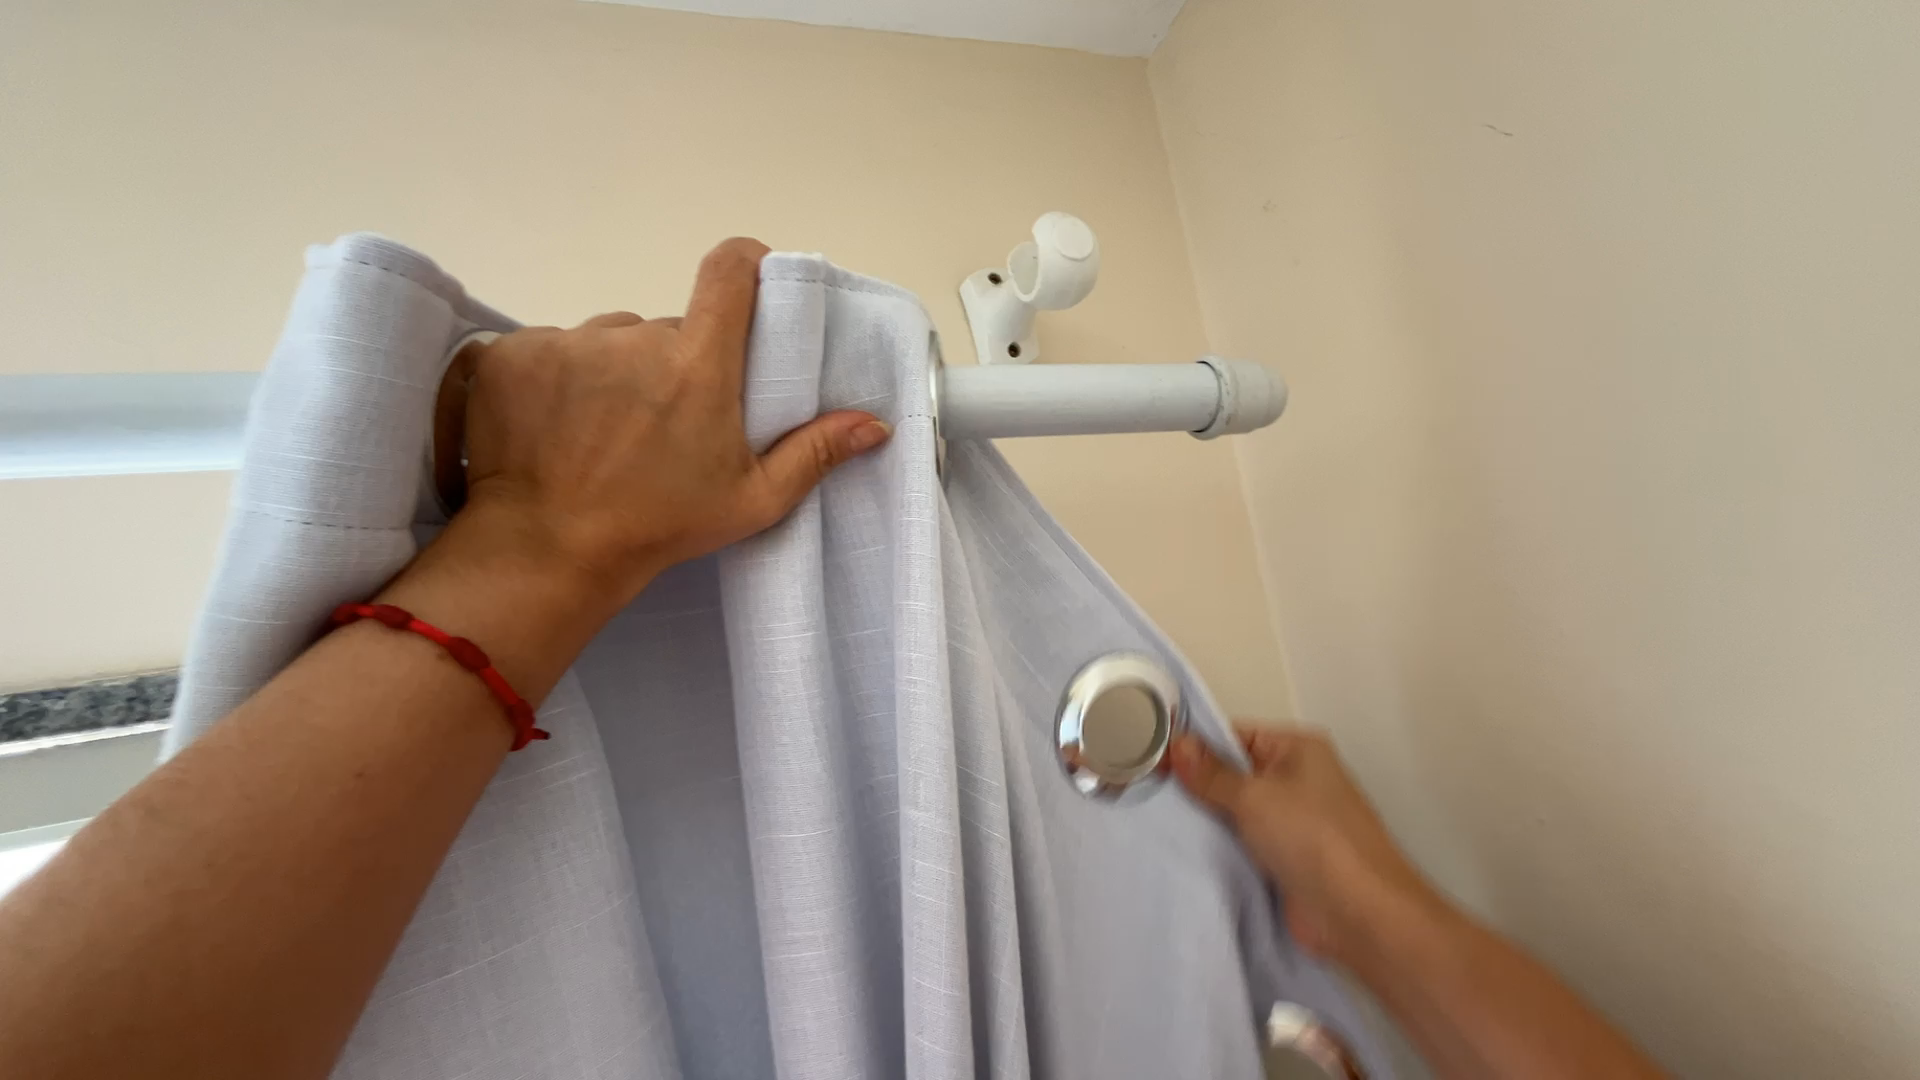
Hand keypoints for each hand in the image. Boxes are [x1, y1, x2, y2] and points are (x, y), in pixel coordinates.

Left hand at [438, 237, 890, 607]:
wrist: (548, 550)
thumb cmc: (663, 525)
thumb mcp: (753, 499)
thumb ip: (815, 452)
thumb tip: (876, 424)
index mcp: (698, 365)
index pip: (728, 271)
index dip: (746, 263)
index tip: (751, 281)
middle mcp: (633, 338)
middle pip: (666, 328)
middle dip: (674, 363)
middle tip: (666, 424)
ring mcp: (565, 342)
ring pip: (608, 340)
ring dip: (616, 371)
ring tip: (607, 432)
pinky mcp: (509, 355)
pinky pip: (551, 351)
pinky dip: (560, 380)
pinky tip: (557, 429)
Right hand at [1172, 725, 1441, 965]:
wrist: (1362, 916)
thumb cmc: (1312, 838)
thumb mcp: (1254, 796)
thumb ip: (1210, 772)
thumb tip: (1176, 742)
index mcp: (1295, 748)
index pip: (1232, 734)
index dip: (1192, 745)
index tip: (1149, 756)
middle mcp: (1294, 778)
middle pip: (1230, 771)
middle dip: (1193, 781)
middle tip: (1144, 786)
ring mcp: (1289, 820)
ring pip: (1232, 808)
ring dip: (1203, 815)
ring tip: (1151, 813)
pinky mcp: (1281, 858)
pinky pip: (1239, 840)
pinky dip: (1216, 842)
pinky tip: (1178, 844)